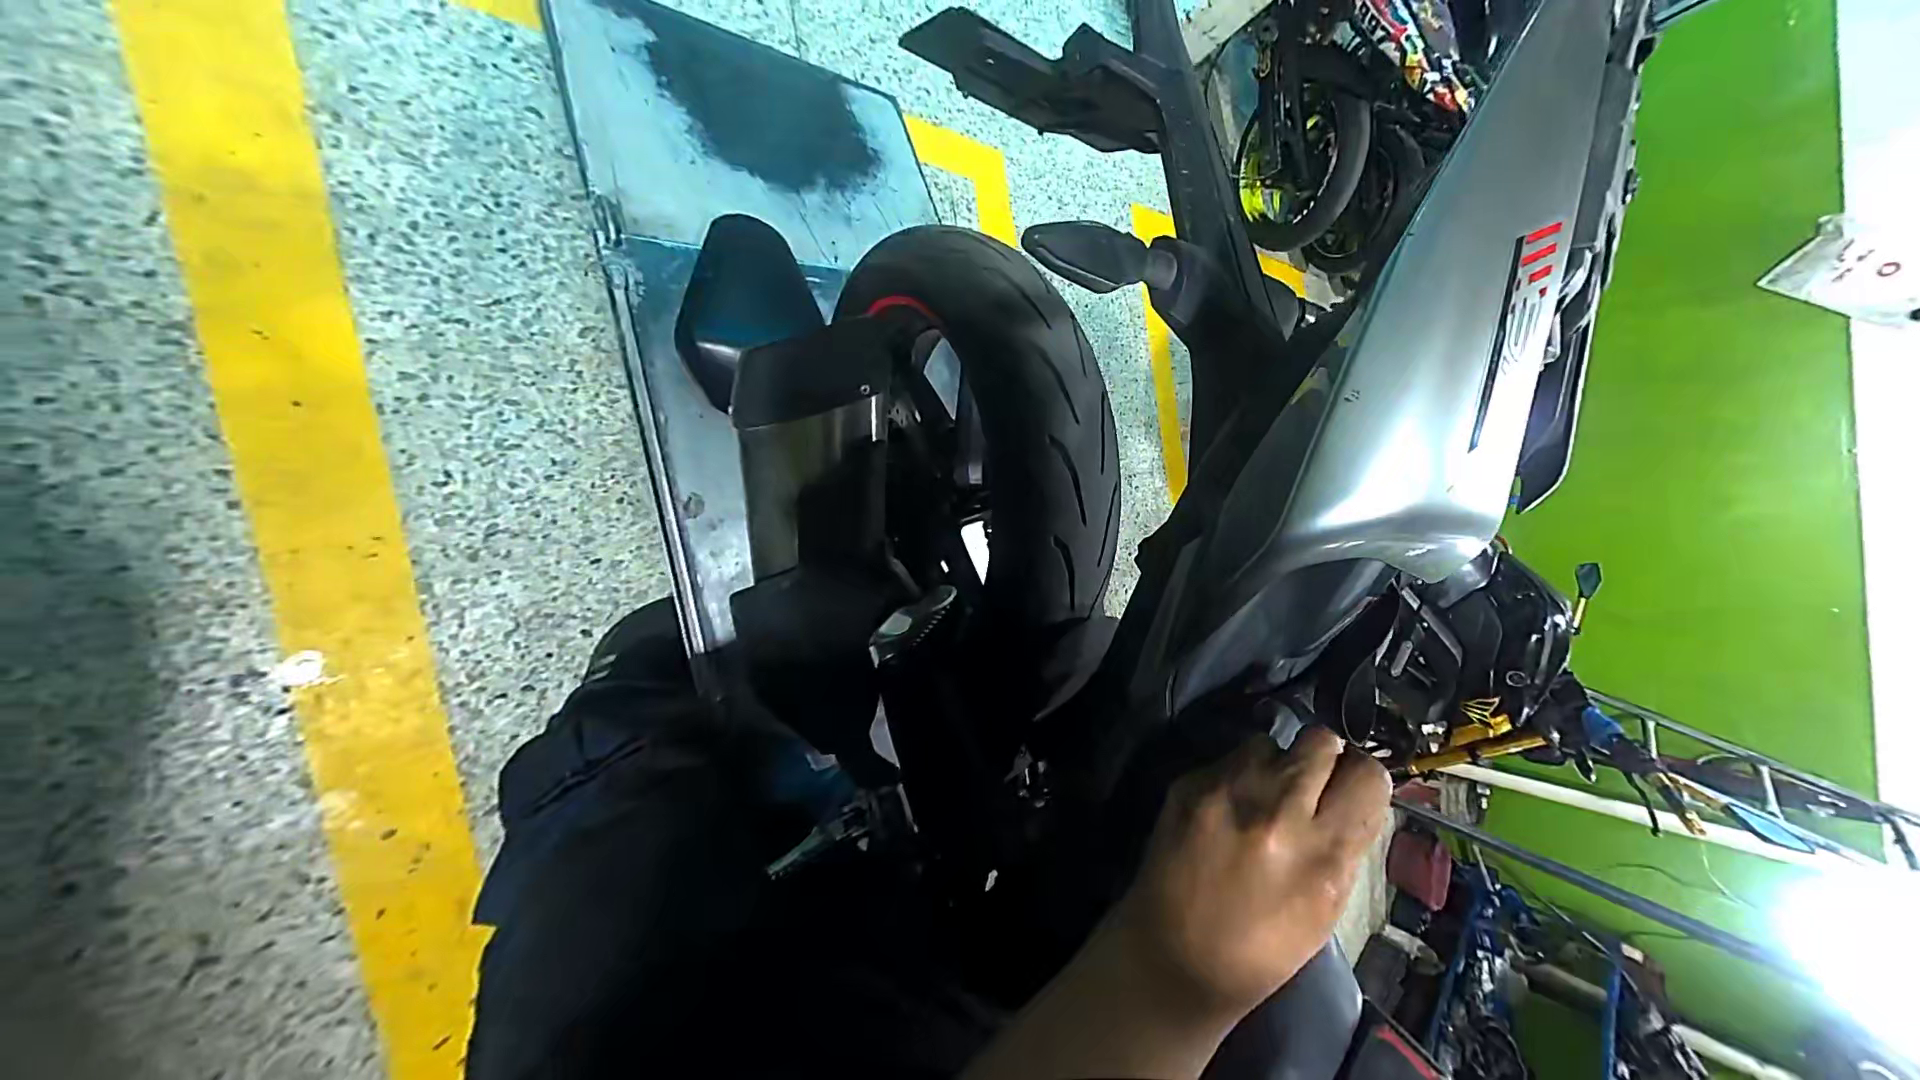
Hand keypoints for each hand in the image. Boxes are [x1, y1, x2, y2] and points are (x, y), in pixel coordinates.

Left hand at [1109, 725, 1390, 1025]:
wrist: (1174, 951)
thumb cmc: (1261, 946)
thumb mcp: (1325, 906)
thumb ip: (1342, 844)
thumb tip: (1350, 798)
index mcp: (1322, 853)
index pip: (1367, 776)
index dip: (1362, 777)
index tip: (1350, 786)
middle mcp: (1276, 810)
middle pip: (1320, 740)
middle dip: (1320, 758)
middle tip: (1308, 783)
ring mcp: (1225, 790)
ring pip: (1268, 742)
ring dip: (1271, 764)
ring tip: (1260, 796)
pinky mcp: (1187, 782)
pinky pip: (1225, 758)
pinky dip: (1233, 775)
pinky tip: (1224, 807)